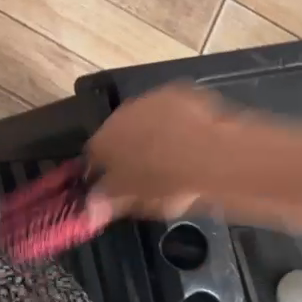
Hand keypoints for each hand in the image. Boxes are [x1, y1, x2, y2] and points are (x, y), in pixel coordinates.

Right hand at [87, 86, 238, 219]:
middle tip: (147, 172)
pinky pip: (171, 108)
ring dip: (152, 132)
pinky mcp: (178, 91)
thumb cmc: (166, 183)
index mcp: (102, 143)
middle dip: (129, 148)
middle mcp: (119, 115)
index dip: (104, 171)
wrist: (210, 155)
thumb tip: (91, 210)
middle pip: (118, 133)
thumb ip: (107, 202)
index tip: (116, 184)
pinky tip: (190, 138)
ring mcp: (149, 100)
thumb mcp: (134, 201)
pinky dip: (176, 120)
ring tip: (172, 155)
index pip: (93, 156)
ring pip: (144, 118)